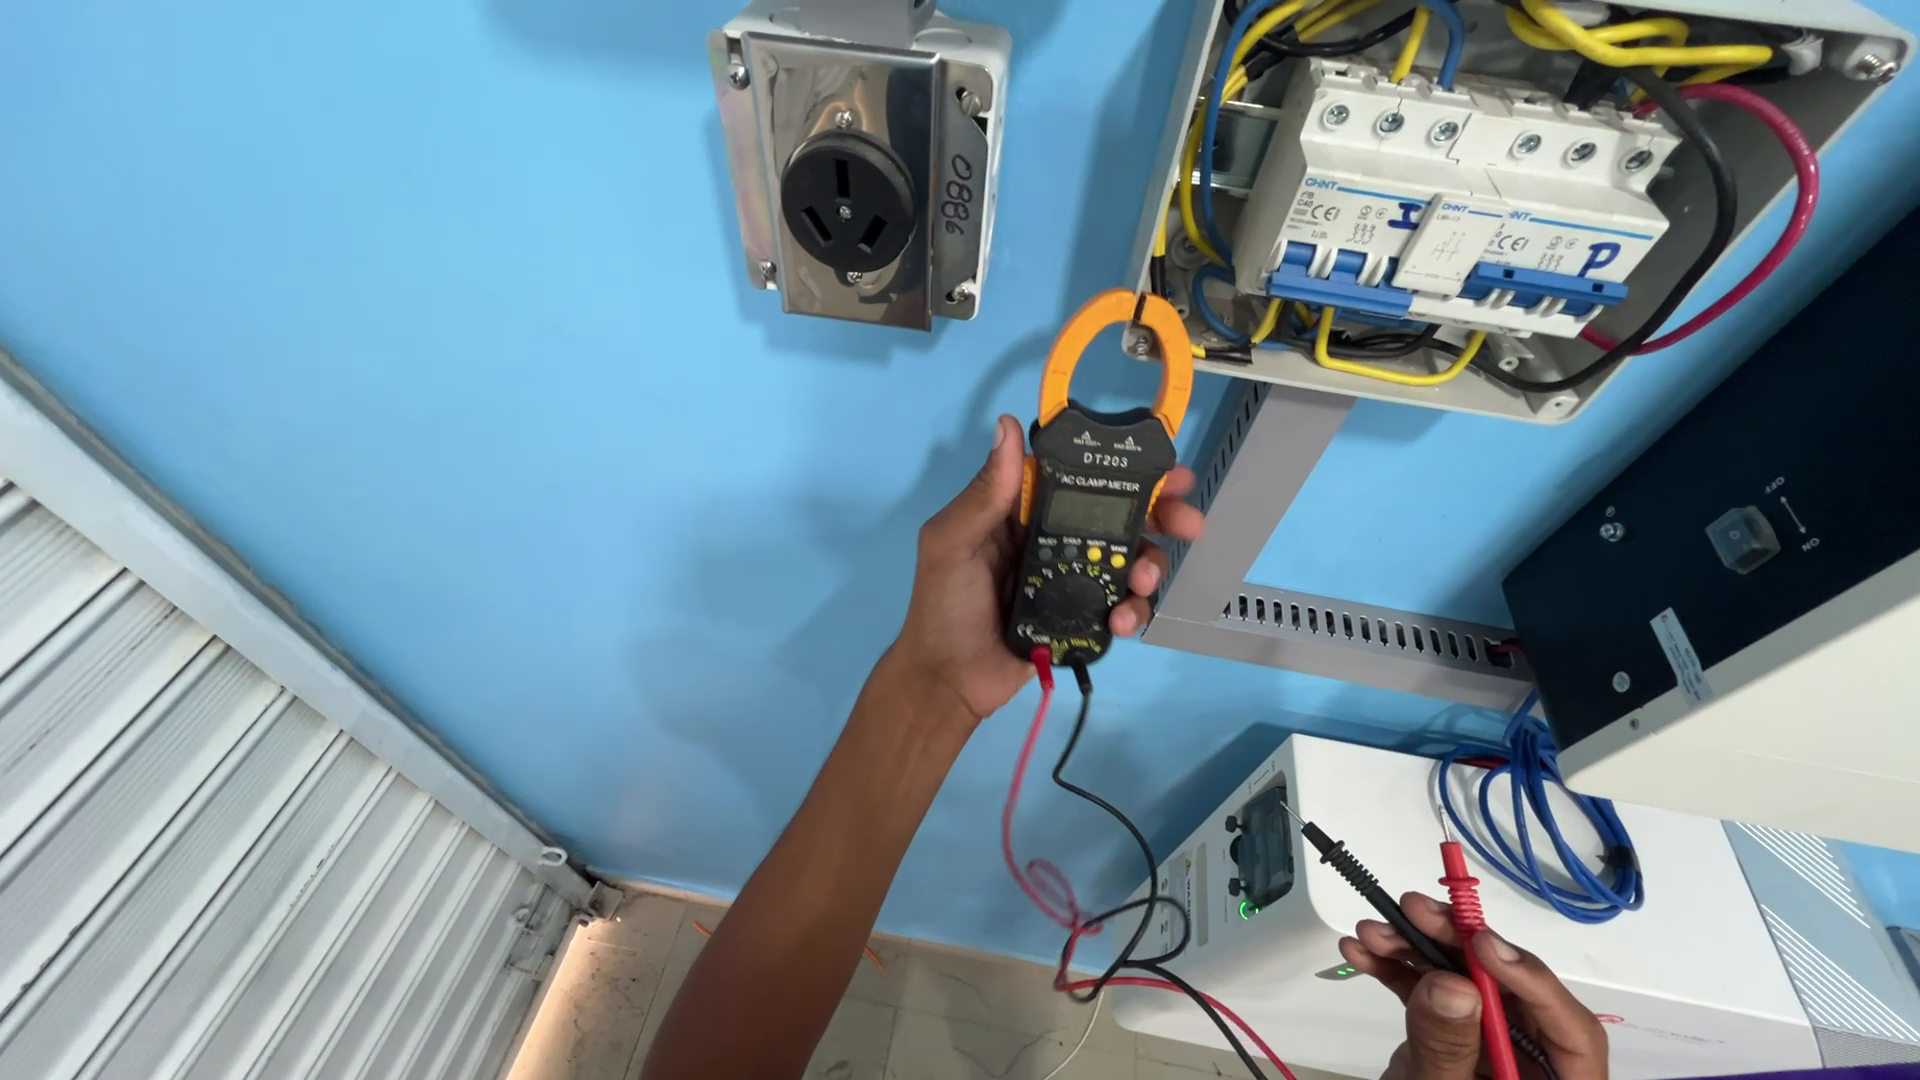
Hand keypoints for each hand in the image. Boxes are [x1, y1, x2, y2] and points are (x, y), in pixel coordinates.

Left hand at [893, 414, 1205, 724]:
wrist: (949, 681)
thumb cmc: (943, 605)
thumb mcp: (952, 543)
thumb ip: (984, 493)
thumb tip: (1009, 424)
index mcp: (1021, 512)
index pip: (1078, 477)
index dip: (1123, 469)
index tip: (1164, 469)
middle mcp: (1052, 538)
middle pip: (1116, 516)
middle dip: (1159, 515)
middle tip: (1187, 523)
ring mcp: (1071, 578)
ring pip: (1126, 559)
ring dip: (1148, 564)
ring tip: (1142, 580)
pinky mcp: (1082, 614)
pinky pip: (1119, 604)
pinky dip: (1131, 609)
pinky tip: (1120, 620)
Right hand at [1339, 893, 1608, 1079]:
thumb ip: (1448, 1048)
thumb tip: (1454, 984)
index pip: (1572, 1033)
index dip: (1530, 980)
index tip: (1480, 942)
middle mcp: (1533, 1069)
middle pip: (1510, 994)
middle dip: (1455, 946)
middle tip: (1415, 911)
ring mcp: (1490, 1052)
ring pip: (1463, 983)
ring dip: (1411, 948)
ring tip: (1371, 931)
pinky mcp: (1451, 1038)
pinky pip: (1428, 993)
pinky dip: (1394, 968)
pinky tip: (1362, 952)